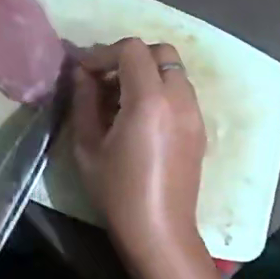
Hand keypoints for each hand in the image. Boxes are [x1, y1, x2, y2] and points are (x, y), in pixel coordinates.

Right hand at [70, 38, 206, 264]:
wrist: (157, 228)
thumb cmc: (115, 189)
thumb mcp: (87, 145)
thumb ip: (83, 101)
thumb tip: (80, 74)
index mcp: (149, 101)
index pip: (131, 50)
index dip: (102, 53)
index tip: (81, 71)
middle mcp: (179, 98)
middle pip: (159, 52)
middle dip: (127, 57)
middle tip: (100, 79)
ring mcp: (195, 113)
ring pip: (173, 70)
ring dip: (143, 73)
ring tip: (115, 99)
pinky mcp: (198, 127)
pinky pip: (179, 92)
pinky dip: (157, 89)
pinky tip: (134, 116)